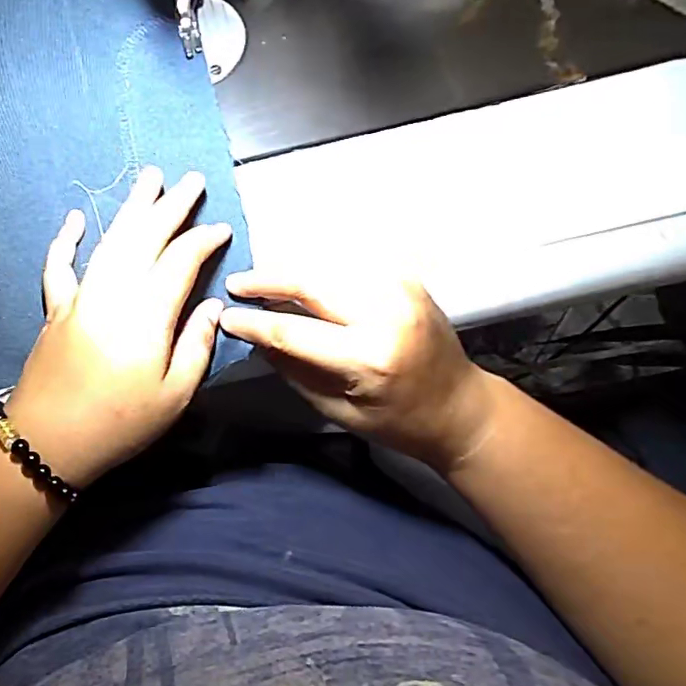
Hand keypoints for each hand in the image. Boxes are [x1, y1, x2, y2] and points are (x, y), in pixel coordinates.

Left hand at [3, 167, 230, 487]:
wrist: (48, 442)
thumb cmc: (119, 424)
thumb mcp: (174, 395)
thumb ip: (196, 346)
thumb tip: (213, 307)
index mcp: (147, 315)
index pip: (180, 262)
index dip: (202, 241)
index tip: (220, 228)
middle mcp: (113, 294)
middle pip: (144, 238)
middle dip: (171, 207)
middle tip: (191, 180)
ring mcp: (80, 297)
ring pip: (109, 241)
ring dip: (131, 209)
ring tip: (149, 180)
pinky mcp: (56, 308)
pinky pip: (59, 266)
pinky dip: (65, 240)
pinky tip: (73, 218)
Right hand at [217, 269, 500, 471]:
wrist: (460, 406)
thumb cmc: (397, 421)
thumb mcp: (336, 410)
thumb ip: (293, 369)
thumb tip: (257, 335)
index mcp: (368, 357)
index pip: (293, 330)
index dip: (254, 321)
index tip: (226, 316)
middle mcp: (385, 313)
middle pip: (311, 281)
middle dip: (268, 279)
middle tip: (236, 283)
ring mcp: (401, 288)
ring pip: (329, 264)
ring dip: (292, 268)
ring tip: (263, 279)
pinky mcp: (408, 277)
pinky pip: (352, 263)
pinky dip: (322, 266)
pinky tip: (303, 275)